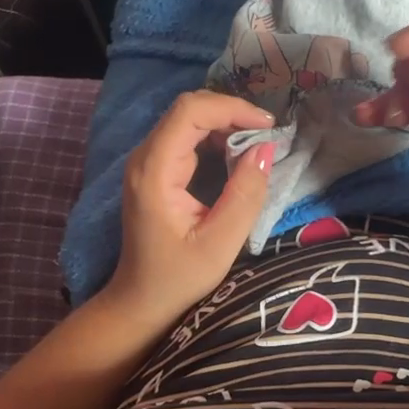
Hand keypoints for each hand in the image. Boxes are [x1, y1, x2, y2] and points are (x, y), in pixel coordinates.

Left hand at [102, 91, 274, 330]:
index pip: (191, 112)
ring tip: (258, 144)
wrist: (140, 300)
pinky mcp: (154, 171)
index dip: (232, 108)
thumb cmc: (177, 278)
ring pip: (187, 120)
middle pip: (188, 109)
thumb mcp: (220, 244)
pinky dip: (214, 138)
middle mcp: (144, 158)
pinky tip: (237, 155)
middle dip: (231, 113)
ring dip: (225, 125)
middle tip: (268, 135)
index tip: (268, 126)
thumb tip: (265, 149)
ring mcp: (146, 163)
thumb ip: (244, 195)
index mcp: (155, 171)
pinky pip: (185, 138)